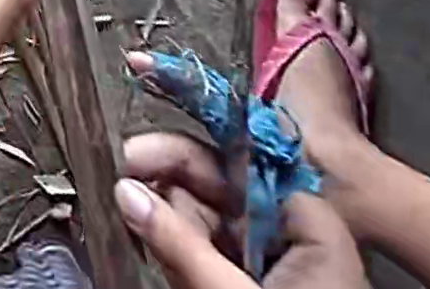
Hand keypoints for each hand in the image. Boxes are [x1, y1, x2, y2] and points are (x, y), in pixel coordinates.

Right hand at [115, 132, 366, 288]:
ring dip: (167, 220)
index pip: (235, 160)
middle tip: (121, 185)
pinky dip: (178, 247)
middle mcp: (290, 227)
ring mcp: (272, 254)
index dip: (178, 152)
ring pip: (204, 213)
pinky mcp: (252, 277)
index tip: (132, 156)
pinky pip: (207, 244)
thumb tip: (123, 188)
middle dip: (165, 186)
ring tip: (140, 235)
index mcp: (308, 221)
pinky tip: (161, 258)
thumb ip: (178, 243)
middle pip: (214, 182)